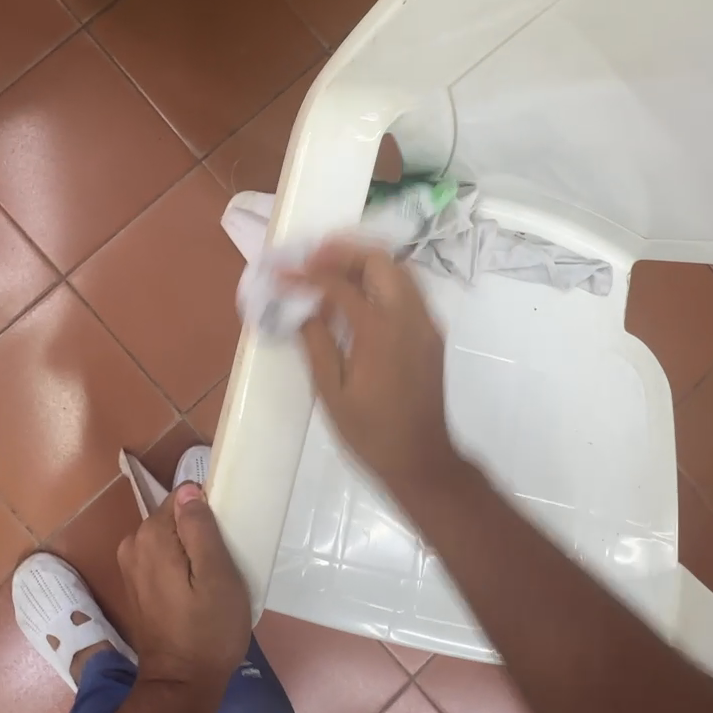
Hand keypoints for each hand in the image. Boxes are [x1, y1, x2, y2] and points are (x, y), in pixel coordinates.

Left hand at [117, 482, 250, 694]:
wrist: (181, 684)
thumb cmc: (207, 630)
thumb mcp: (217, 576)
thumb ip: (200, 528)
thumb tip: (189, 489)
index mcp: (151, 534)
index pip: (183, 497)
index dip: (207, 514)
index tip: (223, 541)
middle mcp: (133, 542)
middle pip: (174, 517)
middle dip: (198, 533)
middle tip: (220, 565)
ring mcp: (130, 563)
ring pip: (168, 536)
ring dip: (188, 550)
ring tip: (208, 580)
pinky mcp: (134, 582)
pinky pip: (160, 556)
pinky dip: (177, 565)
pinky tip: (192, 590)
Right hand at [289, 238, 459, 487]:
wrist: (422, 459)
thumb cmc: (371, 432)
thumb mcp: (331, 391)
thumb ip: (316, 342)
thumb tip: (301, 307)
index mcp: (380, 331)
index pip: (339, 286)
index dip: (306, 276)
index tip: (281, 274)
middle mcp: (408, 317)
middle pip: (379, 261)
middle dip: (343, 253)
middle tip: (312, 260)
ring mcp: (425, 323)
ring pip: (398, 270)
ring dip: (363, 262)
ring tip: (331, 270)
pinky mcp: (431, 333)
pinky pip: (407, 290)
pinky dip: (381, 280)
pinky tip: (358, 295)